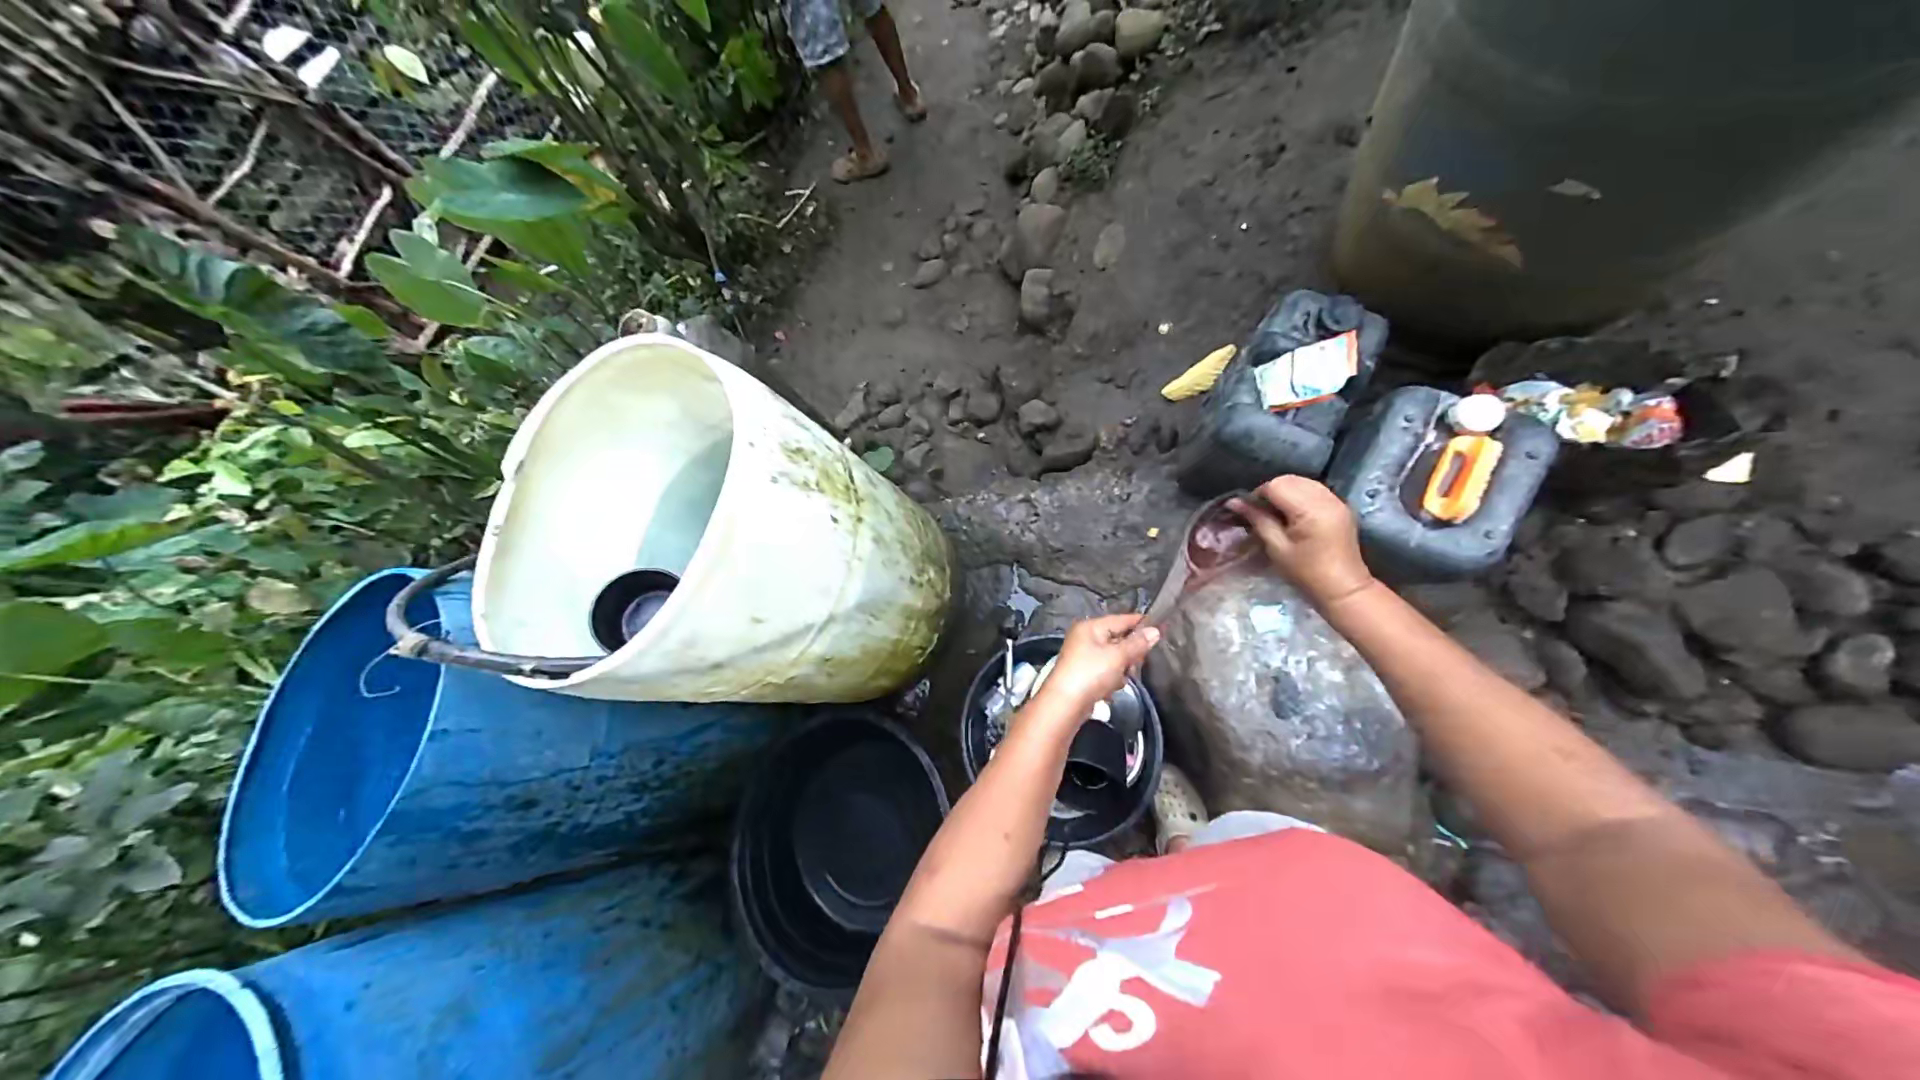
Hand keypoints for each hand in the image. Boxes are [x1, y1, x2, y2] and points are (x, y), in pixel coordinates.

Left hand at [1034, 614, 1159, 716]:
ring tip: (1119, 678)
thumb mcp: (1118, 656)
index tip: (1162, 629)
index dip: (1142, 624)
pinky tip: (1110, 688)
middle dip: (1130, 653)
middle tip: (1134, 664)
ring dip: (1121, 669)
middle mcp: (1086, 638)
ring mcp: (1084, 656)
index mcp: (1090, 627)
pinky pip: (1107, 671)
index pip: (1122, 619)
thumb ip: (1137, 643)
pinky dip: (1112, 679)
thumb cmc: (1091, 673)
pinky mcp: (1085, 674)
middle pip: (1119, 639)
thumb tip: (1155, 630)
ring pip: (1115, 657)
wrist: (1065, 704)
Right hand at [1226, 476, 1374, 605]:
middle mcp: (1326, 498)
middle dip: (1271, 492)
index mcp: (1310, 509)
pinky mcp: (1340, 506)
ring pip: (1302, 481)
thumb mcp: (1276, 547)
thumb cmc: (1306, 572)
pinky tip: (1295, 514)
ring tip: (1278, 514)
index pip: (1276, 485)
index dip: (1258, 496)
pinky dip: (1300, 495)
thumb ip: (1257, 519)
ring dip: (1286, 492)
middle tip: (1263, 514)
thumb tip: (1234, 502)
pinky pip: (1314, 489)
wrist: (1343, 588)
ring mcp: (1336, 500)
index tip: (1251, 513)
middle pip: (1289, 480)